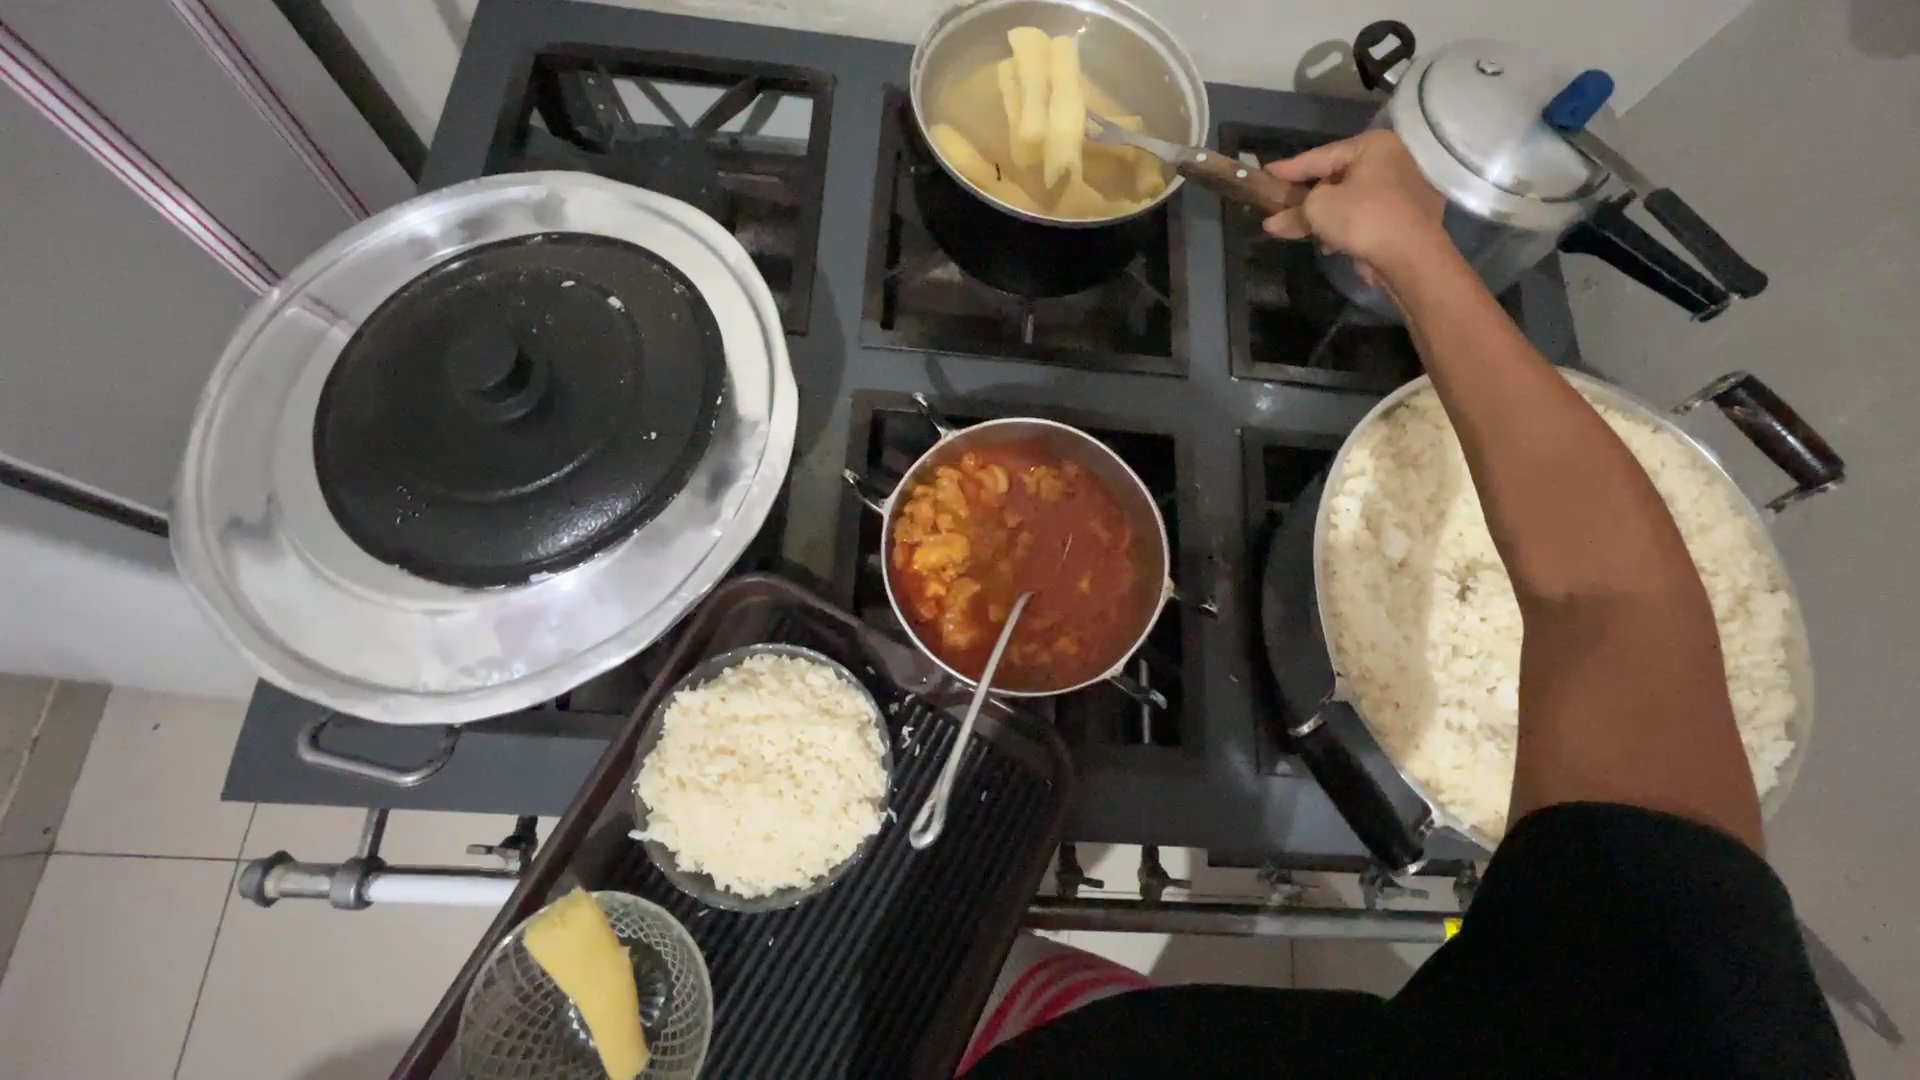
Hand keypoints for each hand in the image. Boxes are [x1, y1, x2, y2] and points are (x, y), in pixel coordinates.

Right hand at [1261, 130, 1447, 284]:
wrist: (1410, 255)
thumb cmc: (1363, 218)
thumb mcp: (1317, 209)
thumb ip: (1293, 212)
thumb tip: (1272, 223)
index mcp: (1373, 146)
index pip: (1320, 155)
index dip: (1289, 168)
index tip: (1266, 172)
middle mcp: (1392, 159)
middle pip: (1335, 178)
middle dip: (1307, 198)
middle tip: (1280, 210)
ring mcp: (1402, 188)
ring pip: (1348, 199)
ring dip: (1323, 217)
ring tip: (1302, 233)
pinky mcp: (1404, 215)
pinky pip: (1363, 215)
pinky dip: (1343, 227)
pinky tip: (1329, 244)